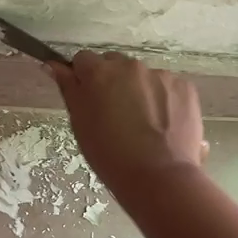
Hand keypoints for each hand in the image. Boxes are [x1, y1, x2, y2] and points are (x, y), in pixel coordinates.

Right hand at [47, 50, 204, 192]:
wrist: (159, 176)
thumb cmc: (110, 155)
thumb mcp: (80, 124)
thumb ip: (68, 88)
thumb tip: (53, 65)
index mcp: (100, 72)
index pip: (83, 60)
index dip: (83, 79)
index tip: (88, 100)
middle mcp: (131, 66)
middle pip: (115, 64)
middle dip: (112, 82)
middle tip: (115, 114)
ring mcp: (161, 75)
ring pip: (143, 76)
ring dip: (139, 91)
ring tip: (142, 125)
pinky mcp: (185, 87)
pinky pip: (167, 87)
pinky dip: (163, 100)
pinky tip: (162, 126)